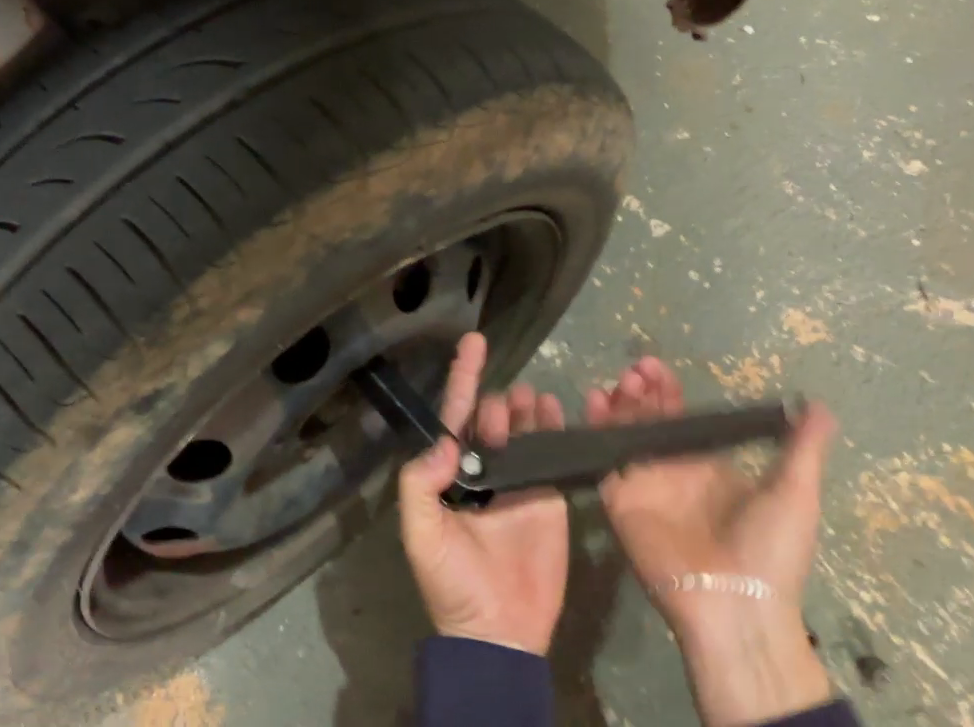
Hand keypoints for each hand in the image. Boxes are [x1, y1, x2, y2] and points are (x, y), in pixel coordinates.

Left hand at [398, 332, 568, 654]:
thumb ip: (419, 484)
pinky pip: (550, 454)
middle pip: (489, 420)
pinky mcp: (548, 498)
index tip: (473, 342)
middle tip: (501, 410)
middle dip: (493, 404)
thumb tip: (442, 444)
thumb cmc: (451, 582)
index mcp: (449, 476)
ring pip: (521, 431)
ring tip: (528, 399)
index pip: (454, 418)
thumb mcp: (420, 534)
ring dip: (523, 409)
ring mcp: (517, 483)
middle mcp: (482, 472)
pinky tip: (554, 411)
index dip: (462, 379)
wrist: (500, 631)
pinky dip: (552, 428)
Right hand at [586, 357, 838, 725]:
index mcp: (707, 467)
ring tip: (618, 383)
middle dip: (639, 391)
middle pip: (646, 420)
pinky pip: (602, 460)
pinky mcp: (620, 501)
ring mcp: (643, 485)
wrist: (738, 604)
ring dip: (616, 406)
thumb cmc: (771, 550)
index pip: (680, 417)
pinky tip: (594, 405)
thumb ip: (802, 447)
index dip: (667, 391)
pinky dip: (594, 432)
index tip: (655, 365)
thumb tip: (818, 404)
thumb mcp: (795, 493)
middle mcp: (671, 471)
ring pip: (621, 434)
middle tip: (637, 370)